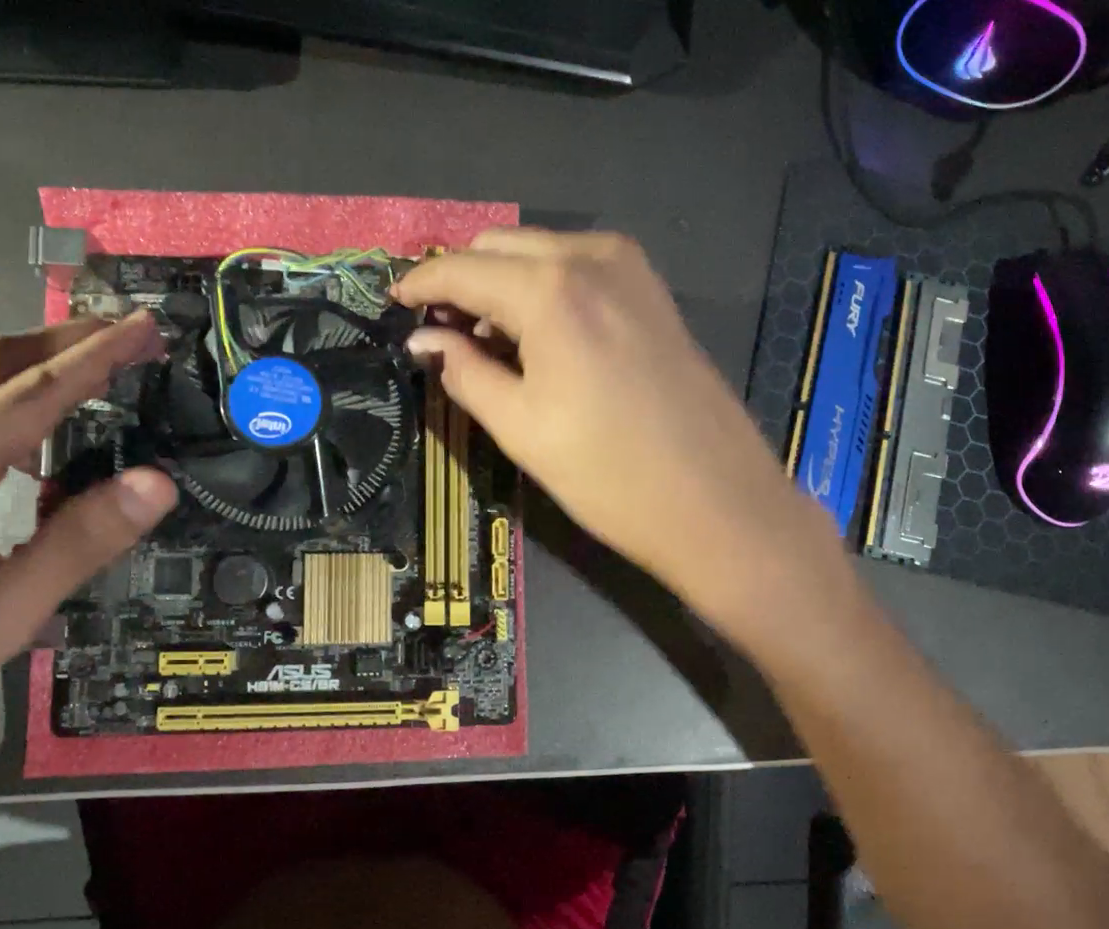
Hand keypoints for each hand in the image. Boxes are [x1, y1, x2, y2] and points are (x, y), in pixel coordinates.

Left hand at [0, 313, 175, 805]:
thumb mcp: (2, 619)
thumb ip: (80, 542)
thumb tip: (156, 482)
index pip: (29, 395)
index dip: (96, 356)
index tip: (145, 327)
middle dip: (58, 341)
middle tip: (124, 339)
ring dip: (9, 357)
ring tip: (69, 373)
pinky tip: (0, 434)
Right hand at [394, 229, 826, 617]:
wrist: (716, 502)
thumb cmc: (609, 476)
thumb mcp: (521, 428)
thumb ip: (465, 372)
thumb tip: (424, 340)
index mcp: (550, 289)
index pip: (462, 268)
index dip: (420, 283)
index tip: (393, 304)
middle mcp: (590, 257)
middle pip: (501, 246)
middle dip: (460, 279)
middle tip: (436, 329)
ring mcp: (631, 270)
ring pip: (541, 251)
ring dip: (503, 281)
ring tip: (482, 338)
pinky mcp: (653, 292)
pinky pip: (580, 267)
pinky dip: (545, 286)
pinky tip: (536, 333)